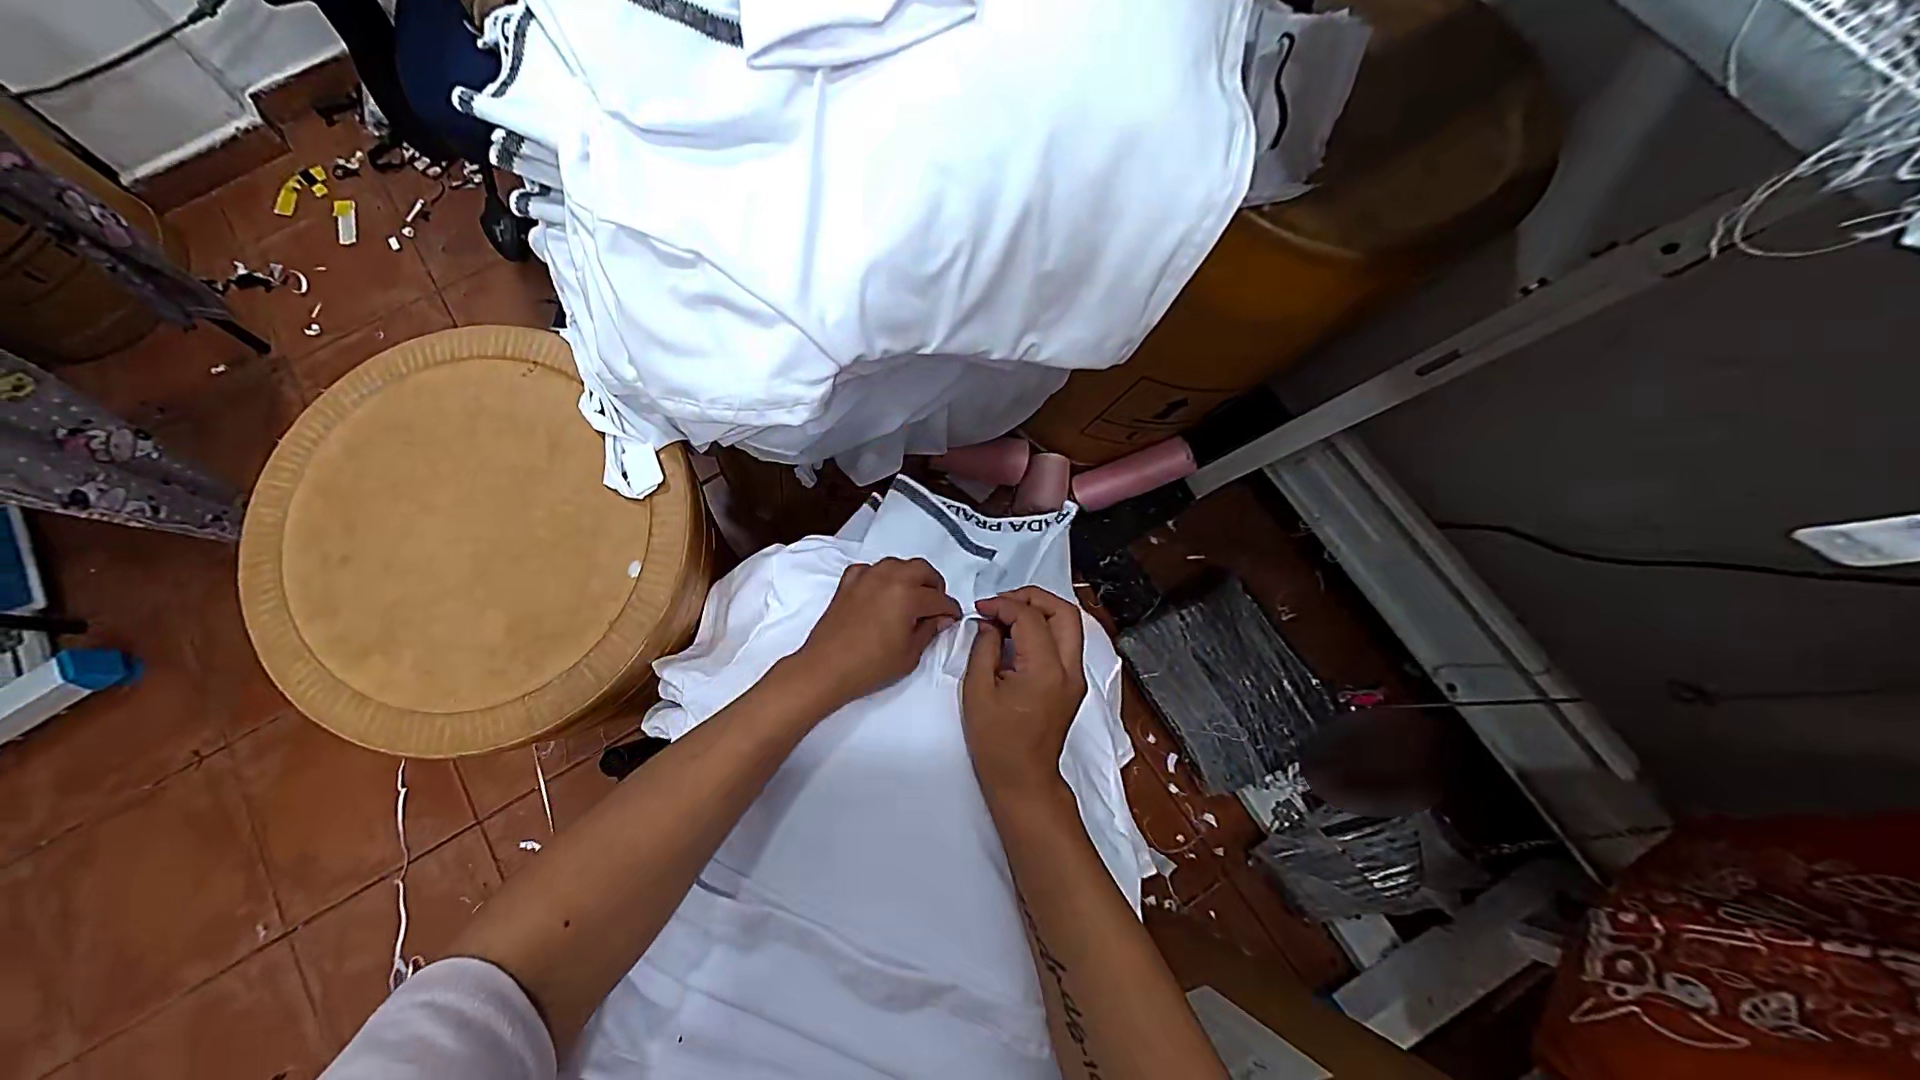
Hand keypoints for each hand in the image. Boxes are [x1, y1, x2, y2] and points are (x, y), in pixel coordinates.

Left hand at [791, 557, 961, 707]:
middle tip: (935, 605)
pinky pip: (871, 569)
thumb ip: (929, 631)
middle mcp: (888, 579)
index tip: (951, 617)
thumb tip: (938, 620)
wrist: (826, 669)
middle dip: (934, 586)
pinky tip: (882, 593)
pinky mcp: (848, 583)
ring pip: (898, 564)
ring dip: (910, 577)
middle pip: (923, 570)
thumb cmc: (866, 666)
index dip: (950, 610)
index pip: (940, 598)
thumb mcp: (910, 655)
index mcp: (908, 596)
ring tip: (912, 597)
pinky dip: (880, 577)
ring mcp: (866, 577)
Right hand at [962, 586, 1088, 801]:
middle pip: (1064, 611)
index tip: (982, 608)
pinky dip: (1045, 628)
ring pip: (1070, 624)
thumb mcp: (977, 691)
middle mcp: (1070, 670)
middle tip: (1002, 601)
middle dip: (1032, 597)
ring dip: (1041, 610)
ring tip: (1009, 614)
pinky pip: (1066, 642)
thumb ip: (983, 648)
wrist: (1023, 779)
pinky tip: (1018, 635)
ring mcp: (1076, 677)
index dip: (1003, 605)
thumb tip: (989, 623)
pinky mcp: (1074, 684)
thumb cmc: (997, 743)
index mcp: (1046, 671)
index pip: (1030, 617)